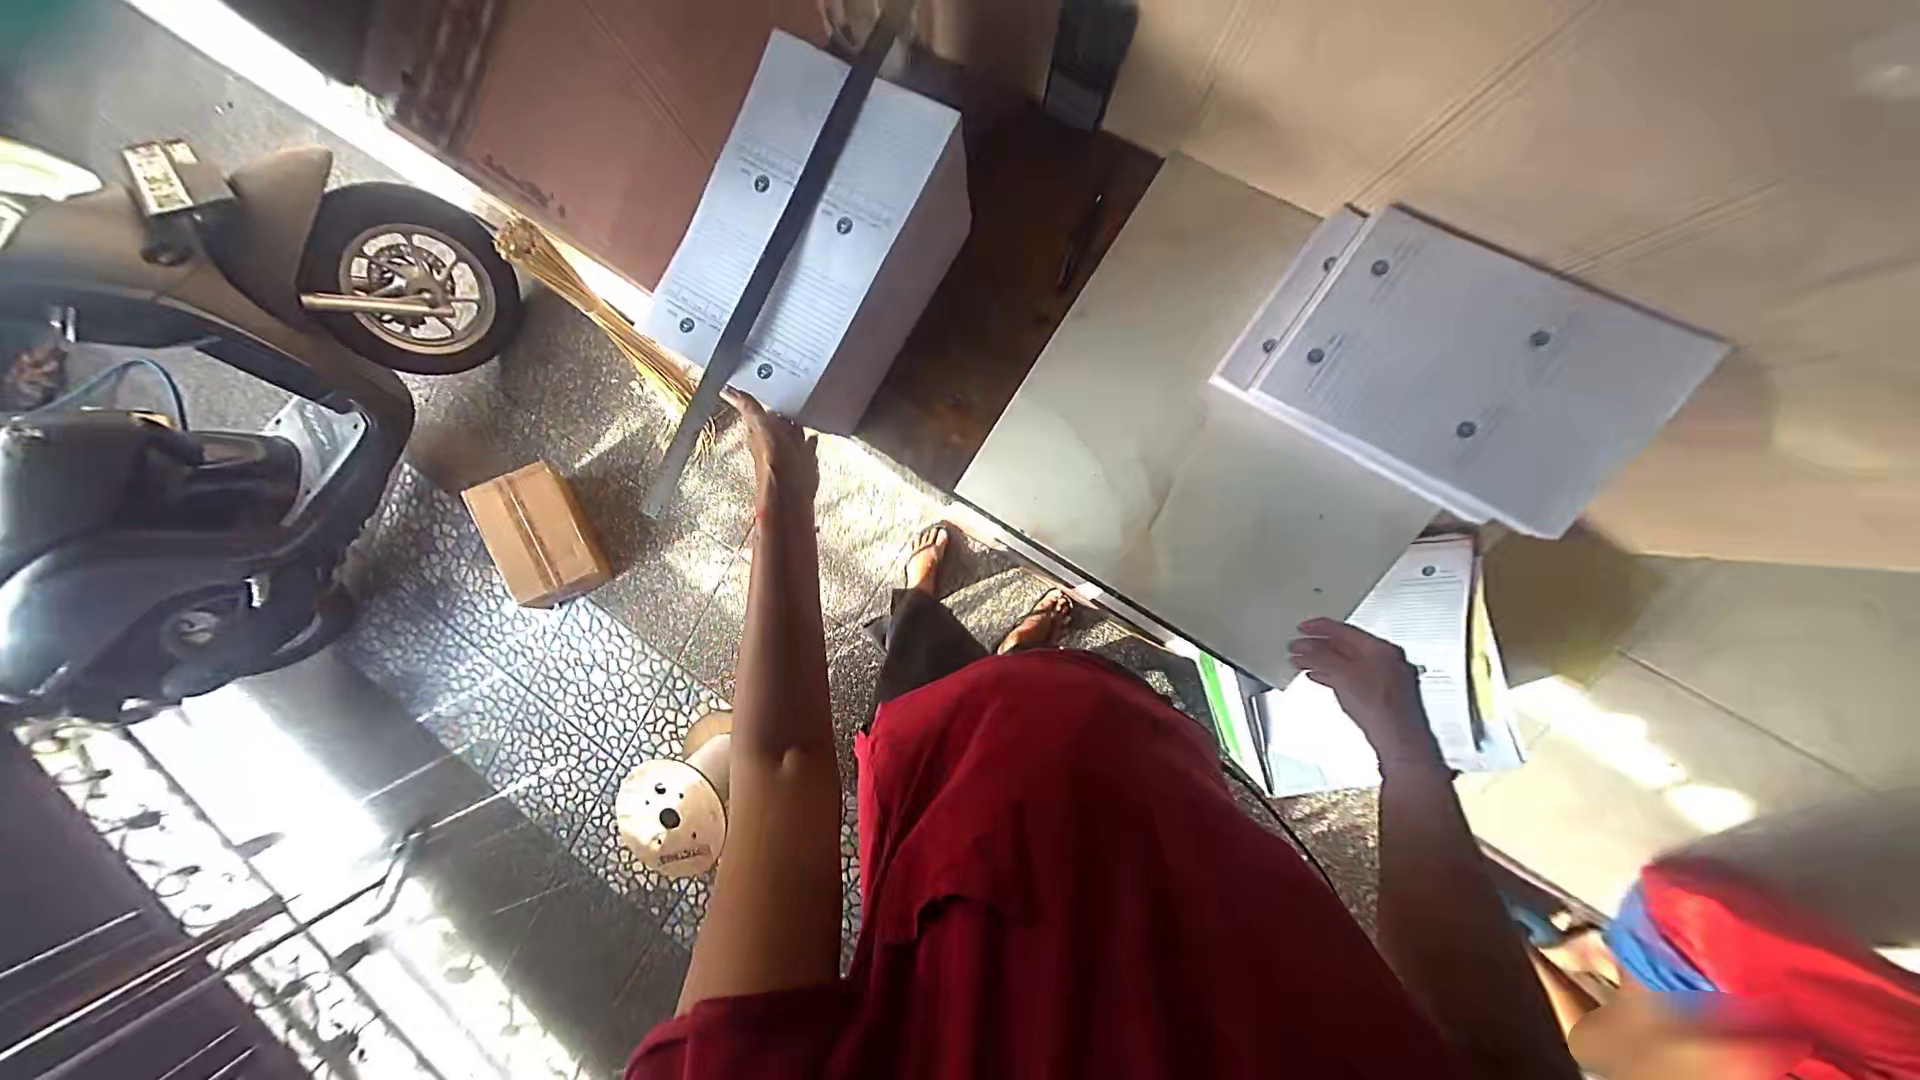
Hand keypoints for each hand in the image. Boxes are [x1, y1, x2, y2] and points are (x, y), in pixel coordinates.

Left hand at [725, 389, 817, 512]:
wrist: (792, 489)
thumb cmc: (775, 459)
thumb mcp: (761, 426)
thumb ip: (749, 408)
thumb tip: (727, 390)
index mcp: (762, 431)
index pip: (764, 413)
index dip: (769, 402)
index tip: (772, 387)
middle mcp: (774, 441)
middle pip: (780, 423)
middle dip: (784, 413)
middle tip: (790, 399)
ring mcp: (790, 451)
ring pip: (794, 434)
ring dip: (798, 426)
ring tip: (804, 414)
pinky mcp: (804, 461)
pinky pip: (807, 447)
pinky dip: (810, 441)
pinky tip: (813, 437)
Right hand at [1289, 618, 1444, 772]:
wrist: (1399, 741)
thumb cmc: (1382, 709)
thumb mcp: (1341, 675)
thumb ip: (1320, 657)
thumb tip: (1305, 647)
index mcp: (1381, 649)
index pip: (1344, 630)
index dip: (1319, 627)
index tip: (1303, 626)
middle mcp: (1386, 660)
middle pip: (1344, 646)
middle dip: (1317, 646)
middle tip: (1298, 645)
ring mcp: (1385, 677)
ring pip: (1346, 662)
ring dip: (1322, 660)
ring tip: (1302, 661)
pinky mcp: (1380, 694)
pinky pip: (1350, 676)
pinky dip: (1332, 674)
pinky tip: (1320, 677)